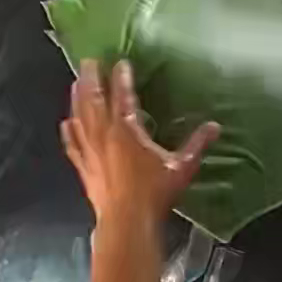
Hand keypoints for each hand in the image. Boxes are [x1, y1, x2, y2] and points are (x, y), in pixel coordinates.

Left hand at [61, 59, 219, 236]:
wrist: (127, 221)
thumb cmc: (155, 193)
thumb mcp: (182, 166)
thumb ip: (197, 144)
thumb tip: (215, 127)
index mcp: (128, 130)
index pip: (123, 95)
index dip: (122, 77)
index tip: (121, 62)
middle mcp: (104, 134)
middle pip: (94, 99)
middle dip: (91, 78)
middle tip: (89, 60)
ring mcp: (90, 150)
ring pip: (79, 116)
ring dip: (77, 97)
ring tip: (76, 82)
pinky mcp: (83, 167)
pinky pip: (72, 144)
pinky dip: (68, 131)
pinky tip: (66, 123)